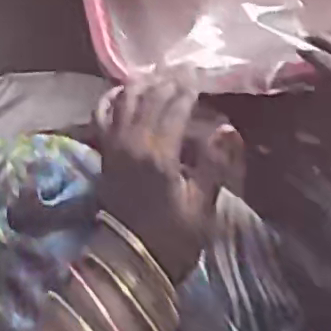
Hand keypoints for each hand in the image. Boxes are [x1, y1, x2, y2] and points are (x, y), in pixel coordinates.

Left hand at [95, 78, 240, 280]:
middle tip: (183, 69)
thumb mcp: (202, 208)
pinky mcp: (103, 149)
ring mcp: (114, 142)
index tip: (199, 75)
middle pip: (150, 97)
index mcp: (159, 153)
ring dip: (142, 83)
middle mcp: (132, 139)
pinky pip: (102, 112)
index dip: (187, 90)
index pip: (174, 107)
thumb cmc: (173, 238)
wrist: (130, 261)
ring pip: (126, 99)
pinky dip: (112, 97)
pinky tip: (122, 90)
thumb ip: (214, 165)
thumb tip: (227, 128)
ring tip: (158, 75)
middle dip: (168, 80)